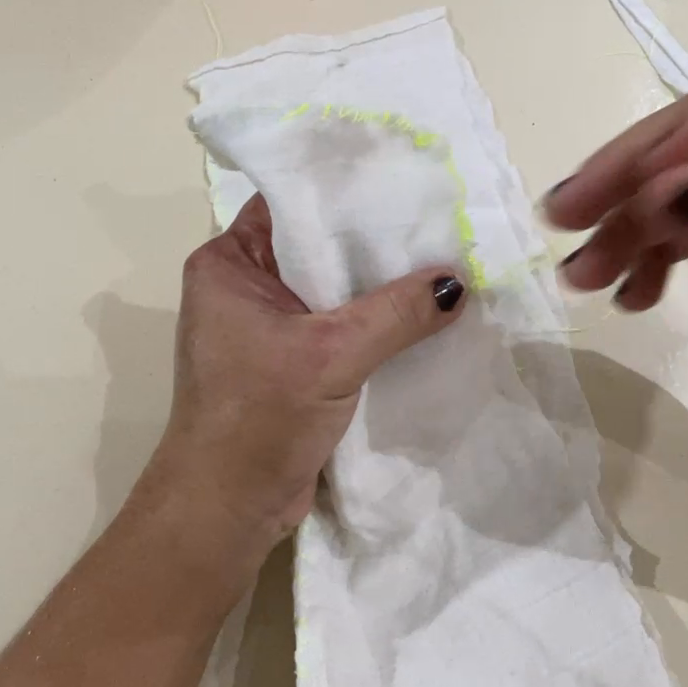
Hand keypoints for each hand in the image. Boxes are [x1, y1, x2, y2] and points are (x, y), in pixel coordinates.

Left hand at [141, 194, 466, 568]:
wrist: (228, 507)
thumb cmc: (259, 416)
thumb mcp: (330, 355)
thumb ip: (396, 314)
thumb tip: (459, 283)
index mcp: (229, 264)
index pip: (292, 205)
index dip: (347, 191)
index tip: (408, 179)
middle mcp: (245, 288)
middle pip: (319, 249)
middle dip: (375, 242)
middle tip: (441, 223)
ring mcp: (268, 330)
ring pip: (334, 294)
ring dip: (380, 290)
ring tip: (446, 265)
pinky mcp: (291, 367)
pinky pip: (340, 331)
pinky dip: (376, 328)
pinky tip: (425, 320)